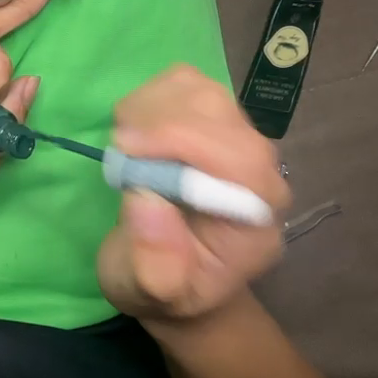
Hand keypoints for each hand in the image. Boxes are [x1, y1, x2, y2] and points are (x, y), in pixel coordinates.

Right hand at [97, 66, 290, 328]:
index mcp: (254, 216)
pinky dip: (151, 95)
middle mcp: (259, 170)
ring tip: (126, 145)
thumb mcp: (148, 294)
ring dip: (151, 106)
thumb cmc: (163, 285)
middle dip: (157, 121)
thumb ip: (154, 266)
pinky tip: (137, 128)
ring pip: (199, 90)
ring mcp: (238, 136)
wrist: (176, 273)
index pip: (239, 157)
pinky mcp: (212, 116)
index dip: (181, 140)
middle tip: (118, 152)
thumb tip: (147, 199)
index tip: (124, 148)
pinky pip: (185, 83)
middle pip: (217, 111)